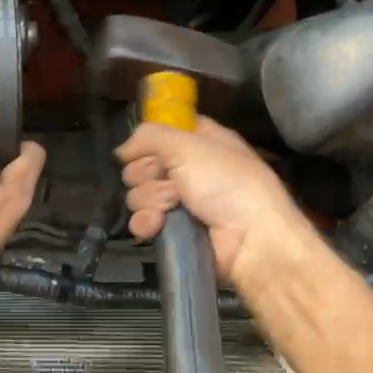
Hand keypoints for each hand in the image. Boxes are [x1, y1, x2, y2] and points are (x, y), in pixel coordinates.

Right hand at [117, 116, 311, 284]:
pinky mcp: (174, 230)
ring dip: (150, 200)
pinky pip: (143, 220)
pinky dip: (146, 223)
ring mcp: (181, 201)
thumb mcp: (190, 146)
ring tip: (171, 207)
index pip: (164, 132)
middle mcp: (190, 169)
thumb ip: (150, 137)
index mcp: (202, 143)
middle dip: (148, 174)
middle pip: (144, 164)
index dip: (149, 140)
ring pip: (140, 193)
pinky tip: (157, 226)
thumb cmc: (227, 184)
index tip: (142, 149)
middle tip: (169, 181)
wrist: (250, 240)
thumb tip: (122, 150)